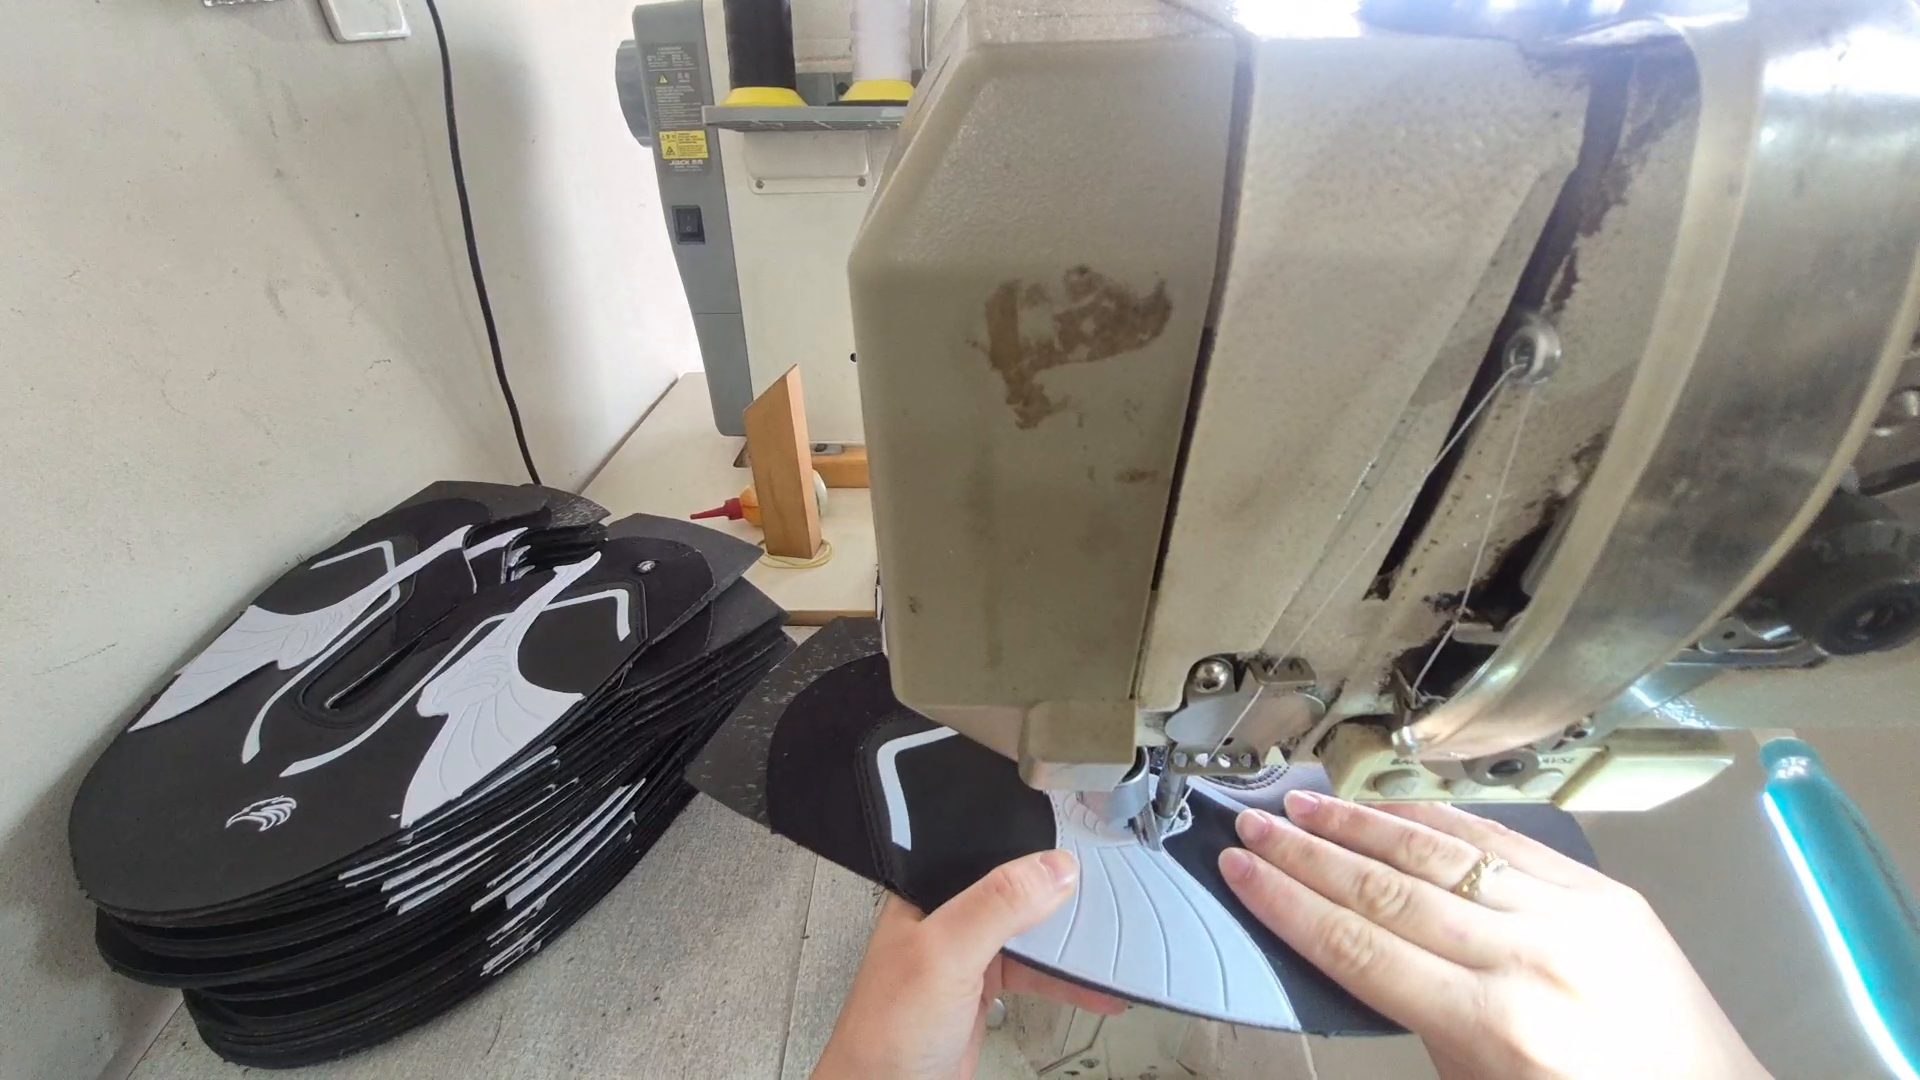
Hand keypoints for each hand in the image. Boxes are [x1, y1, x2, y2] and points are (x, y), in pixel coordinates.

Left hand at [811, 850, 1126, 1079]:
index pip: (991, 852)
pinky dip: (1066, 981)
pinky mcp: (982, 990)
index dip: (1034, 848)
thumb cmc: (886, 1031)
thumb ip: (997, 906)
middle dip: (1060, 894)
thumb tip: (1053, 867)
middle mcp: (948, 914)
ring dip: (1068, 942)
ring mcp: (967, 954)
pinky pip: (1034, 973)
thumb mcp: (946, 953)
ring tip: (1110, 942)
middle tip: (1108, 896)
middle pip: (1016, 891)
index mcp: (930, 889)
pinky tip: (1094, 988)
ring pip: (1030, 933)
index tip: (1083, 851)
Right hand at [1219, 791, 1771, 1079]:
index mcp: (1498, 1029)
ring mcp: (1573, 915)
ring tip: (1300, 804)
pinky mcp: (1604, 891)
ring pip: (1434, 849)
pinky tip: (1381, 805)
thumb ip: (1408, 1007)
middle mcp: (1531, 960)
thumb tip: (1339, 930)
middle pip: (1384, 888)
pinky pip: (1494, 837)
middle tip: (1251, 821)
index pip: (1358, 945)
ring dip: (1354, 823)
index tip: (1236, 865)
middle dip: (1304, 852)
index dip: (1285, 901)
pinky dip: (1427, 816)